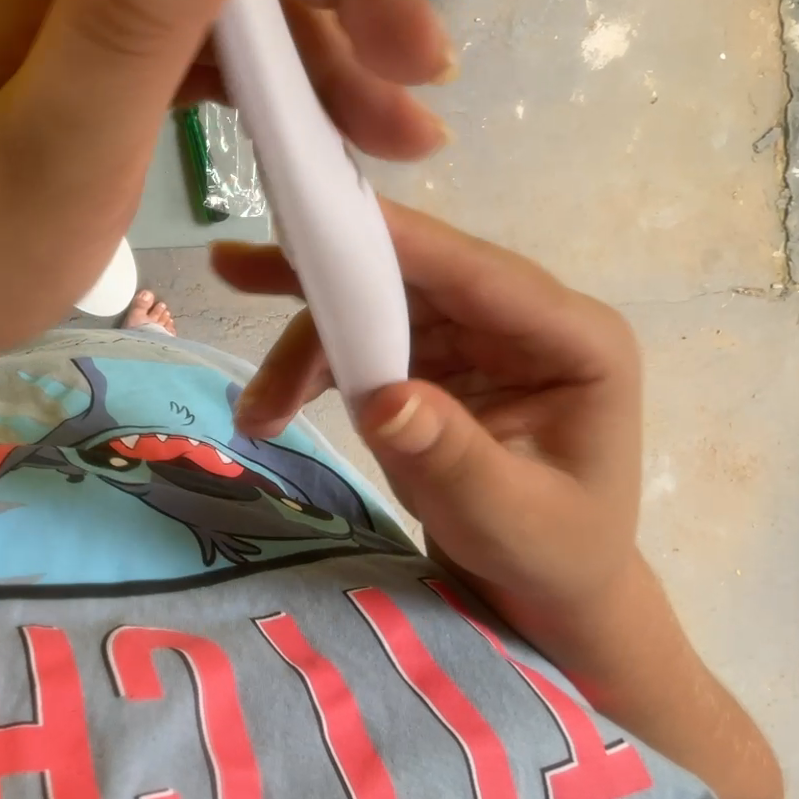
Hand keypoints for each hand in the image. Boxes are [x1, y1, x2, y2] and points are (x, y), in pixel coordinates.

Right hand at [212, 203, 643, 644]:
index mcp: (569, 339)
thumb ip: (452, 458)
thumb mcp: (510, 519)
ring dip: (300, 351)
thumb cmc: (550, 552)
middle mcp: (511, 318)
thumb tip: (382, 399)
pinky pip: (350, 342)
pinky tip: (268, 407)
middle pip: (403, 278)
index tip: (321, 216)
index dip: (397, 242)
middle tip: (230, 267)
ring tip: (254, 410)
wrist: (538, 581)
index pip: (476, 273)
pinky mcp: (422, 352)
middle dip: (319, 285)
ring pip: (362, 308)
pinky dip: (304, 371)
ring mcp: (462, 332)